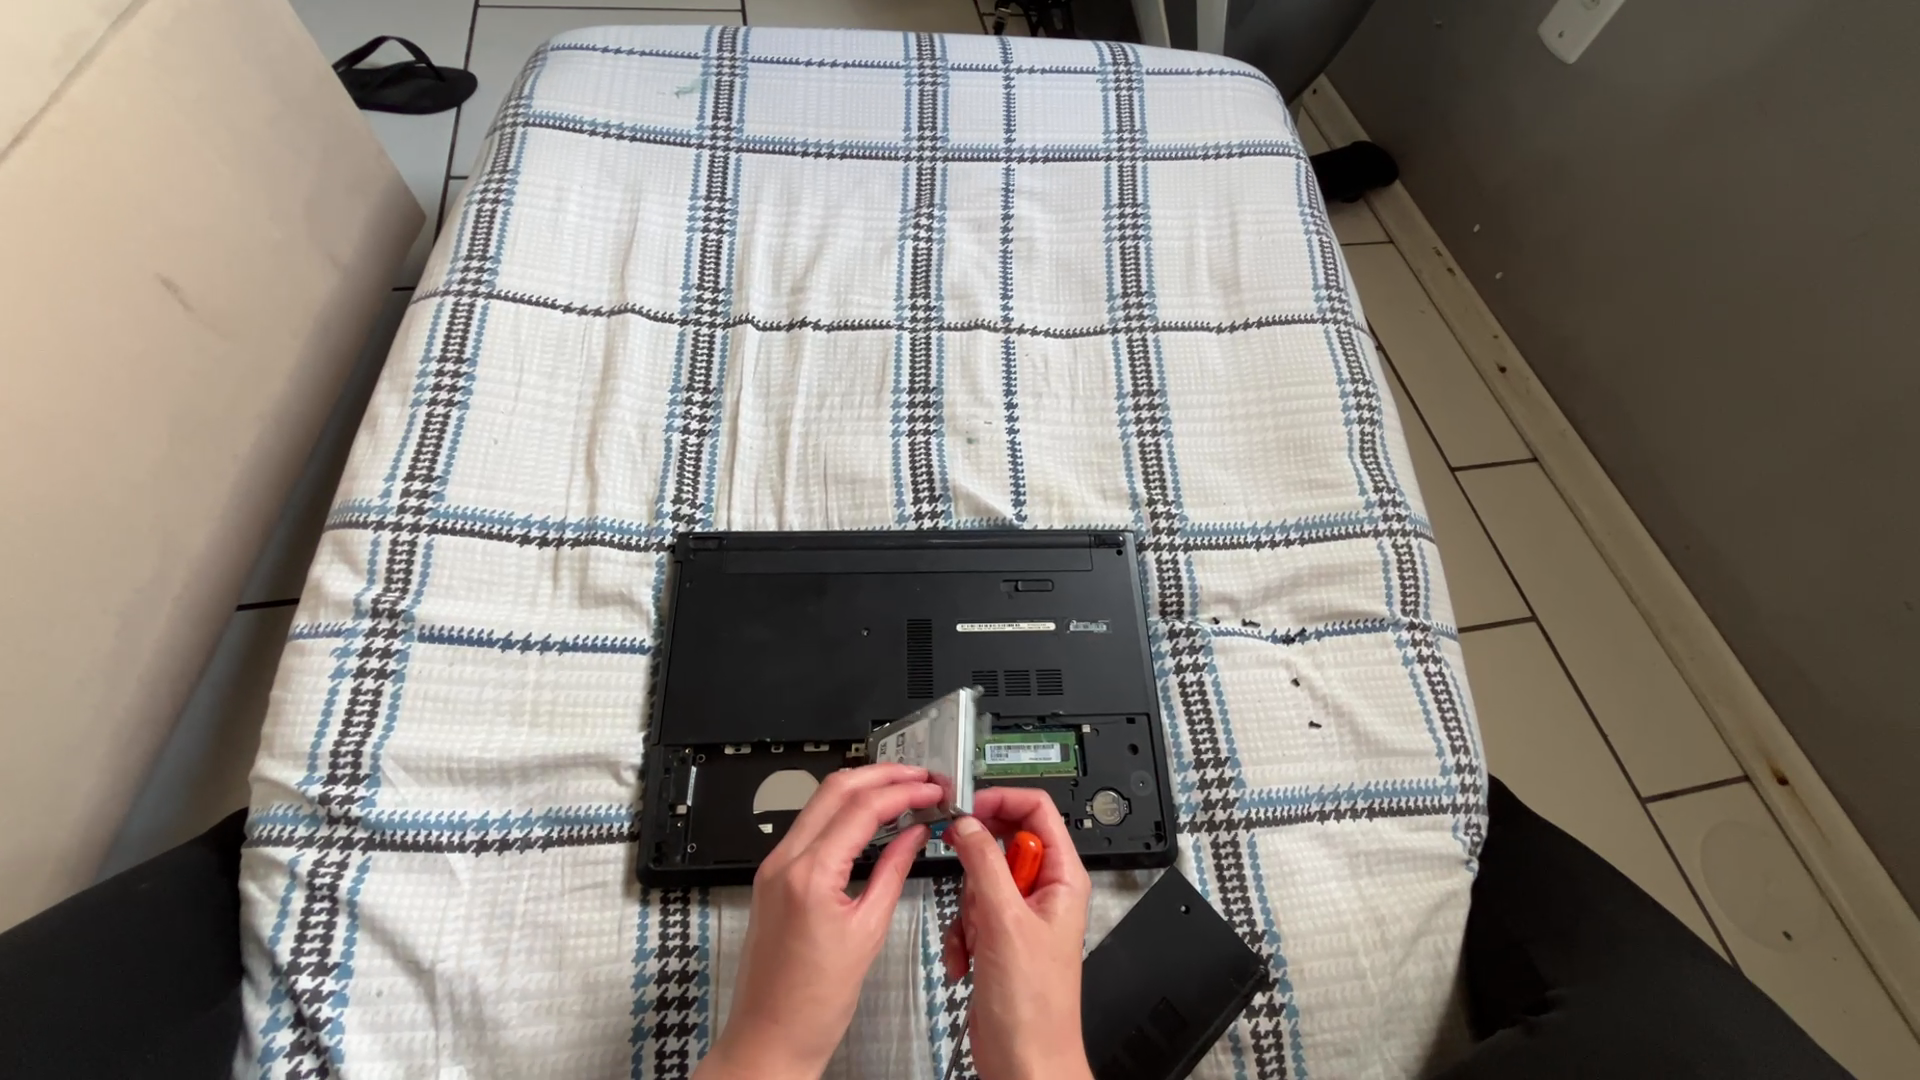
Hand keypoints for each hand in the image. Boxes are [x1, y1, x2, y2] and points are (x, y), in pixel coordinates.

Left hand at [695, 764, 942, 1079]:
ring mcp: (774, 865)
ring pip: (821, 801)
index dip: (903, 791)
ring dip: (863, 787)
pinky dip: (844, 811)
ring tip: (901, 789)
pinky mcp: (773, 875)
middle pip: (836, 788)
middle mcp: (784, 859)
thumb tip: (915, 833)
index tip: (931, 789)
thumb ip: (893, 871)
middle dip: (882, 774)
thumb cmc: (814, 1002)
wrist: (768, 1040)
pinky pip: (811, 825)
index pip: (862, 808)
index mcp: (809, 874)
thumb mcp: (869, 932)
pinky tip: (871, 817)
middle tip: (919, 776)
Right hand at [942, 788, 1094, 1079]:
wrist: (1024, 1065)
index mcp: (1062, 876)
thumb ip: (984, 863)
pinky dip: (961, 931)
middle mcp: (1044, 889)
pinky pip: (970, 908)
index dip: (1002, 800)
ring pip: (980, 875)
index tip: (969, 808)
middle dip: (976, 865)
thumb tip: (967, 822)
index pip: (1037, 809)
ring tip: (975, 935)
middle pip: (1002, 839)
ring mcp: (1020, 912)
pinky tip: (966, 958)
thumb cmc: (1034, 1009)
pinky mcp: (999, 934)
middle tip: (964, 875)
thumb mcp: (1004, 922)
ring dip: (966, 906)